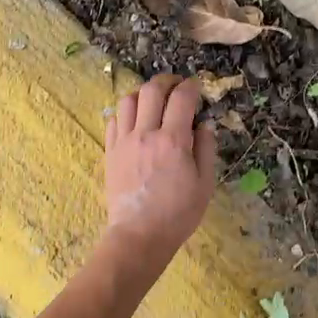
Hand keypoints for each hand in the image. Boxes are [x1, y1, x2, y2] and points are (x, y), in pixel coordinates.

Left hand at [103, 74, 216, 269]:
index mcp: (173, 141)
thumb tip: (203, 124)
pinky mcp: (110, 151)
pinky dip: (126, 113)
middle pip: (151, 90)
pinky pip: (114, 119)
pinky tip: (136, 122)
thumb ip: (206, 148)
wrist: (139, 236)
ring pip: (128, 100)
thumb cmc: (178, 213)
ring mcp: (124, 141)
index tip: (197, 87)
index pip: (182, 98)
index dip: (191, 86)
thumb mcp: (205, 183)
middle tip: (176, 86)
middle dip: (166, 81)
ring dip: (143, 94)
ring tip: (154, 102)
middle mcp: (146, 134)